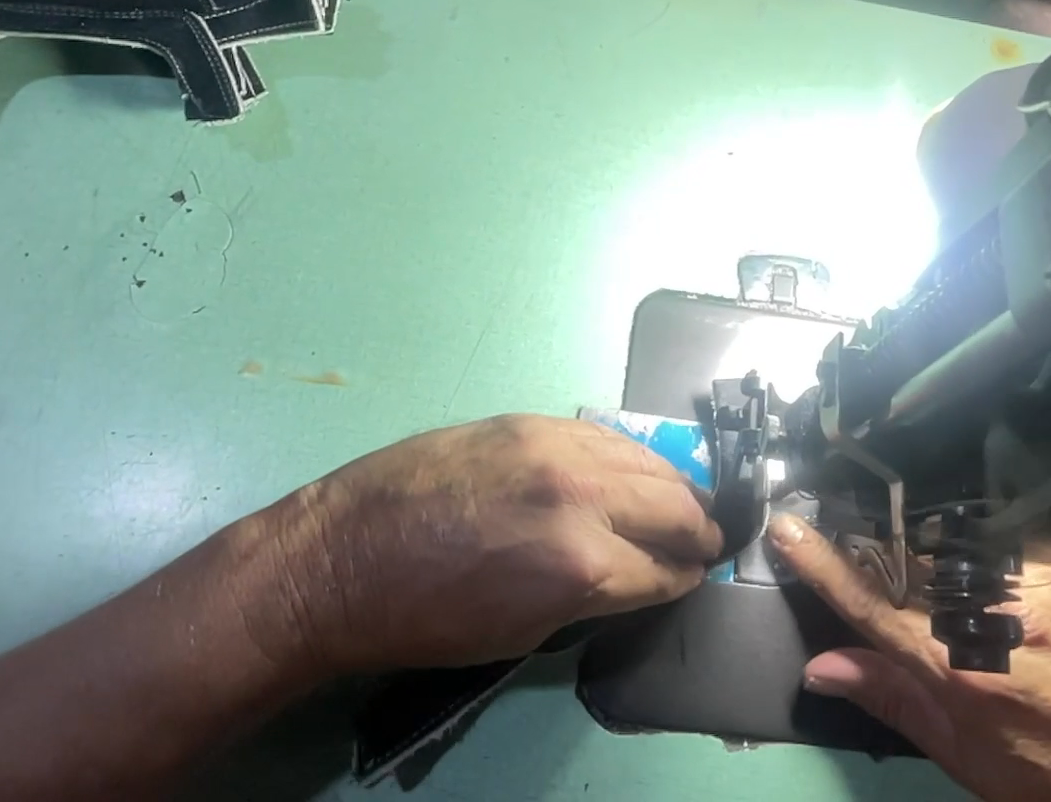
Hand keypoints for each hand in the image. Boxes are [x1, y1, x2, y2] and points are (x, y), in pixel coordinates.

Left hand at [264, 415, 722, 672]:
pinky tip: (633, 466)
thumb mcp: (523, 631)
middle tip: (709, 539)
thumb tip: (640, 573)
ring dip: (674, 484)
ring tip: (684, 498)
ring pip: (645, 458)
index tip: (697, 574)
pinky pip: (602, 434)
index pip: (664, 569)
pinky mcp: (526, 420)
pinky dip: (629, 454)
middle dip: (699, 529)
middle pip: (673, 505)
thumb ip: (596, 595)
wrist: (341, 558)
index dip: (685, 577)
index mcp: (581, 565)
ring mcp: (554, 447)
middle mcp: (581, 496)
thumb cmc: (425, 618)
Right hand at [767, 516, 1050, 801]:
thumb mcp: (971, 762)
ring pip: (954, 547)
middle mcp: (990, 610)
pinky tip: (1007, 596)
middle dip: (879, 561)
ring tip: (958, 600)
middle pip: (906, 561)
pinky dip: (986, 562)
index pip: (867, 601)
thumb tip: (820, 667)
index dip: (819, 563)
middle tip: (884, 577)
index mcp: (956, 666)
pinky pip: (1006, 545)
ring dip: (933, 561)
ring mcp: (1036, 580)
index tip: (785, 526)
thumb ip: (892, 701)